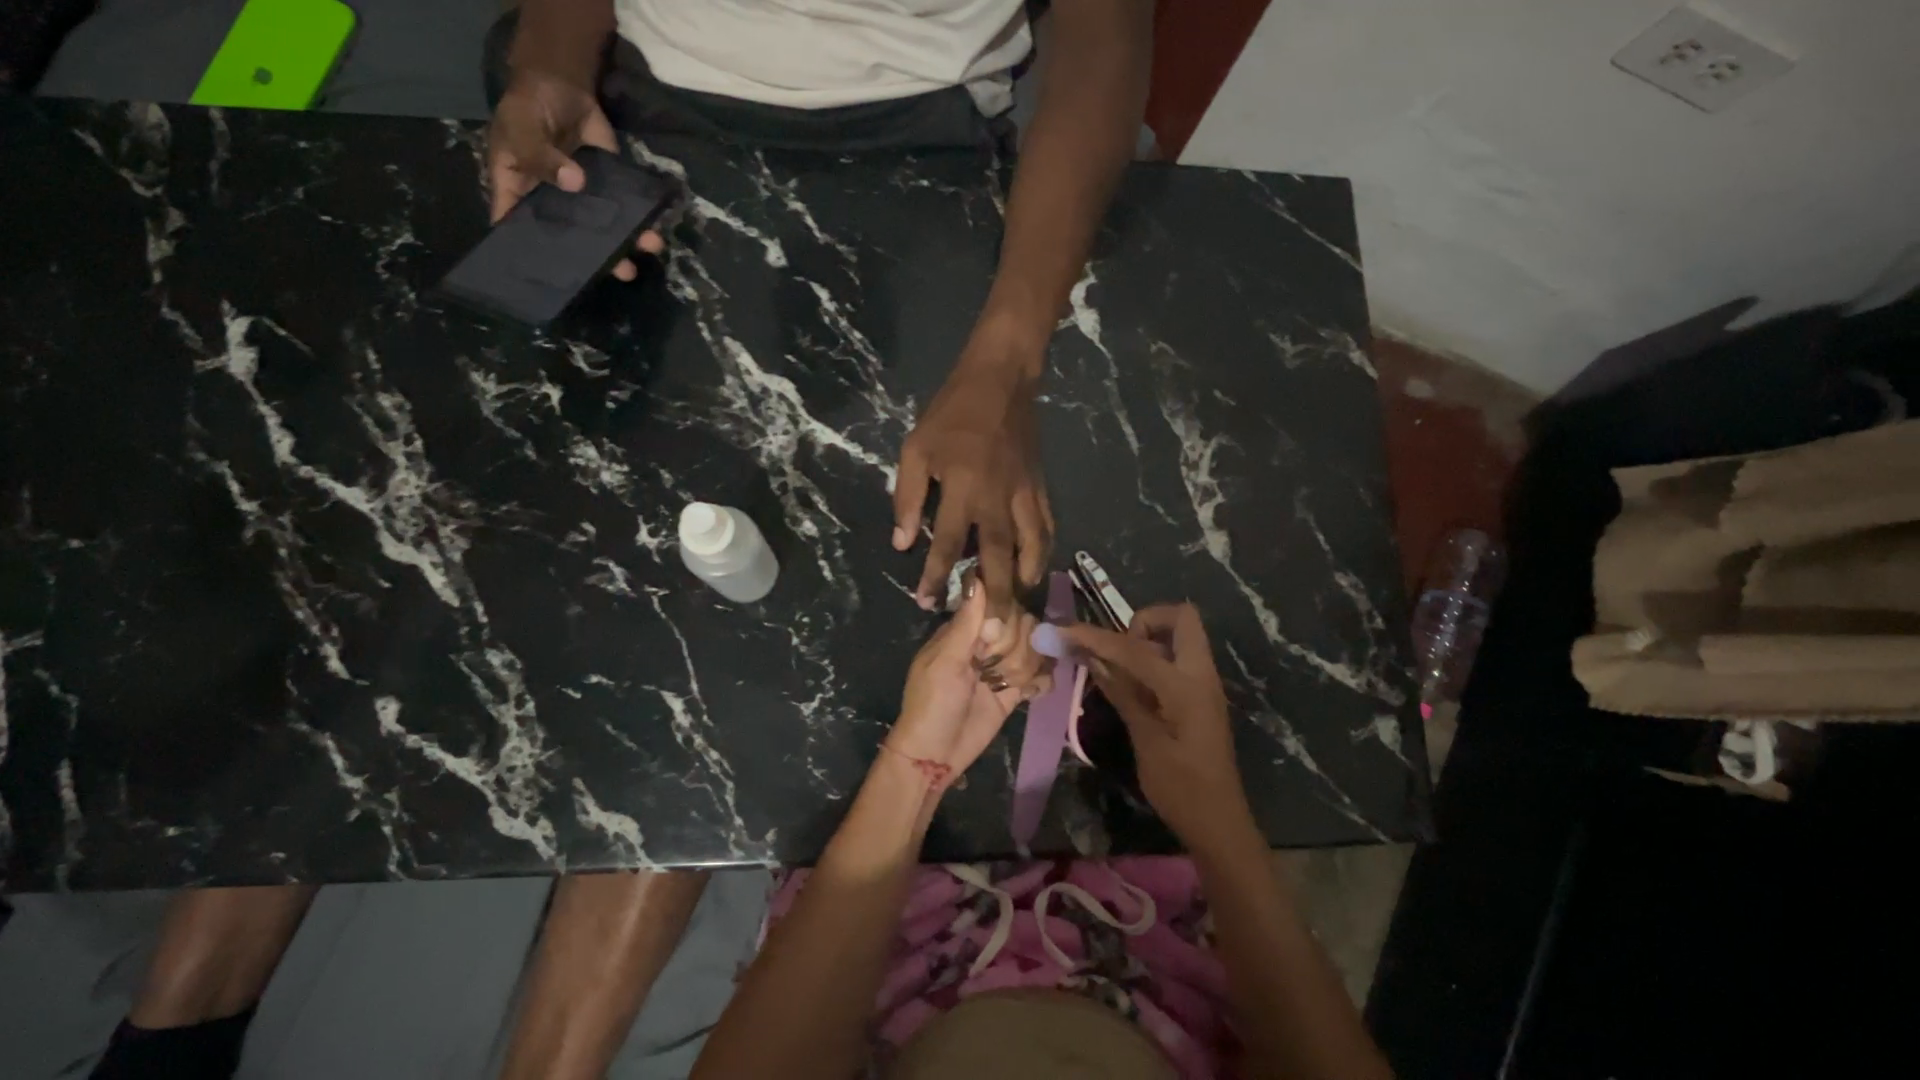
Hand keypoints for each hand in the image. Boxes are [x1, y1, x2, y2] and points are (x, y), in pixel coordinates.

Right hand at [486, 69, 663, 279]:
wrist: (563, 85)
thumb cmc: (528, 107)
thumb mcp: (523, 128)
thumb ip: (541, 157)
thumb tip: (573, 182)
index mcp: (517, 195)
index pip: (518, 233)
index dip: (532, 257)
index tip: (551, 280)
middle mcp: (550, 206)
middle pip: (568, 240)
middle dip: (592, 258)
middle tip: (613, 271)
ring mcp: (581, 200)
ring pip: (600, 229)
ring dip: (622, 244)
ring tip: (639, 259)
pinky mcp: (607, 188)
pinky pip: (623, 210)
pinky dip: (638, 222)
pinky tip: (653, 234)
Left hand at [887, 582, 1050, 794]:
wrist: (936, 755)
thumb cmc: (932, 704)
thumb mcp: (945, 661)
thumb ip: (967, 622)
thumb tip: (977, 577)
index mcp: (963, 630)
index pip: (999, 604)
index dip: (1004, 619)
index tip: (992, 641)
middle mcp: (984, 643)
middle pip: (1022, 625)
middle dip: (1015, 648)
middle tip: (993, 671)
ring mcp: (1000, 667)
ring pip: (1034, 648)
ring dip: (1025, 667)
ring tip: (1007, 686)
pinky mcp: (1013, 691)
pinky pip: (1040, 673)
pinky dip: (1040, 681)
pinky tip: (1028, 693)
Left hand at [892, 346, 1052, 616]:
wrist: (1001, 380)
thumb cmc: (951, 414)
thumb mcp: (915, 449)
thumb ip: (907, 497)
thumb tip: (902, 542)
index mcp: (962, 490)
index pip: (946, 544)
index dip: (935, 577)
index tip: (926, 603)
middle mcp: (997, 500)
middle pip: (998, 559)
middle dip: (995, 598)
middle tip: (993, 633)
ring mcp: (1025, 496)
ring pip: (1031, 549)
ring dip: (1025, 582)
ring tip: (1019, 608)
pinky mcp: (1041, 489)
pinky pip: (1046, 530)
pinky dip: (1042, 554)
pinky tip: (1035, 569)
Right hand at [1060, 603, 1254, 847]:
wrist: (1219, 823)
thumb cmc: (1181, 788)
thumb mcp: (1146, 741)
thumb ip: (1123, 694)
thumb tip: (1094, 659)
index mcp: (1187, 685)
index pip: (1135, 648)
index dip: (1097, 637)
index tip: (1064, 631)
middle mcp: (1201, 674)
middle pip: (1179, 619)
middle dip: (1141, 622)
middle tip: (1114, 651)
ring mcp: (1203, 685)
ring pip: (1178, 638)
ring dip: (1144, 641)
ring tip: (1112, 669)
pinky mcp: (1198, 698)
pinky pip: (1176, 661)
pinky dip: (1151, 661)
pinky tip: (1126, 686)